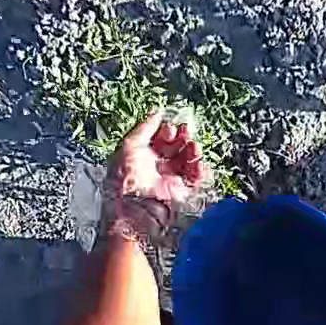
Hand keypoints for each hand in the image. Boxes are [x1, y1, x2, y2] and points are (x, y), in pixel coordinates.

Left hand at [104, 113, 208, 243]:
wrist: (134, 212)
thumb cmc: (125, 179)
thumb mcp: (129, 146)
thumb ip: (145, 127)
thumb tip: (157, 112)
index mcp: (142, 155)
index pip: (161, 138)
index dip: (167, 131)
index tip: (170, 129)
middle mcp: (156, 167)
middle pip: (176, 147)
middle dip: (183, 138)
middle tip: (186, 134)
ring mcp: (169, 179)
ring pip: (187, 161)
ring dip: (193, 151)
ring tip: (194, 148)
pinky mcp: (180, 192)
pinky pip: (195, 179)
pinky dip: (200, 171)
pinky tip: (200, 165)